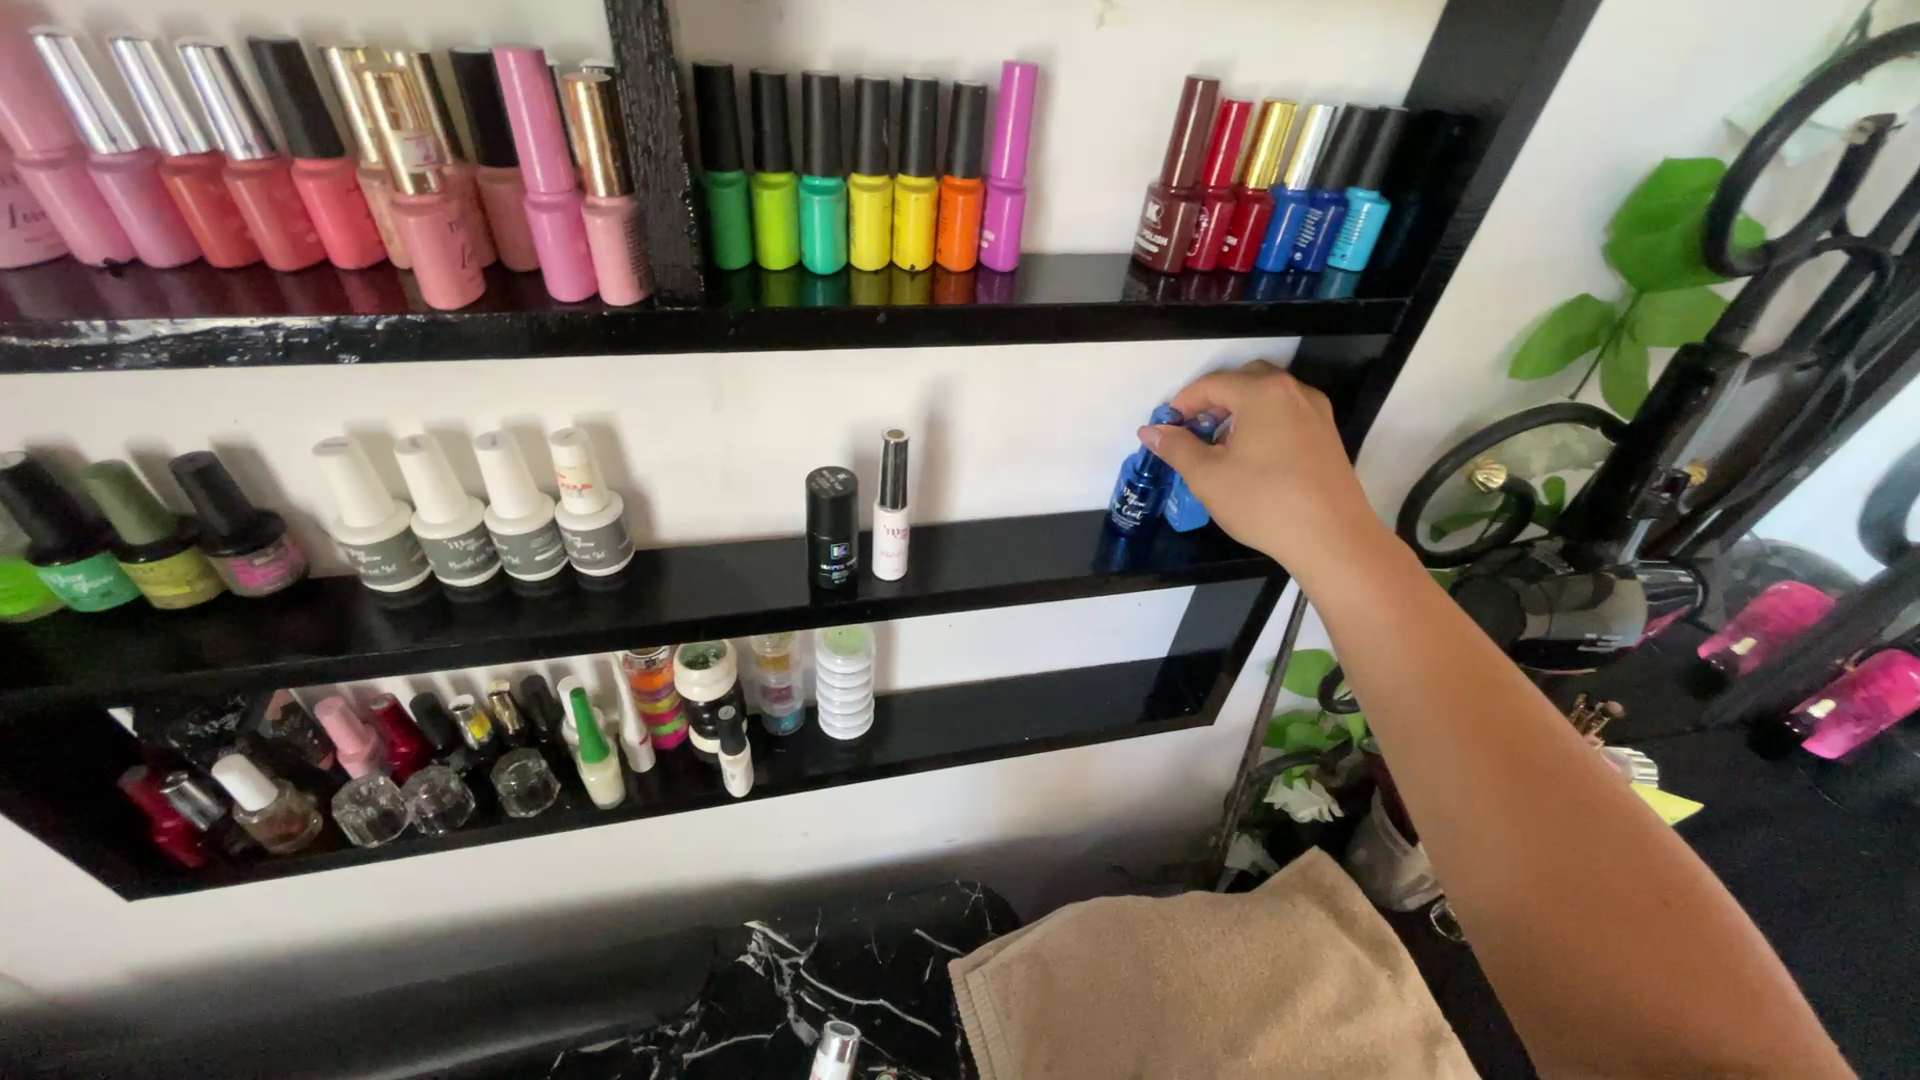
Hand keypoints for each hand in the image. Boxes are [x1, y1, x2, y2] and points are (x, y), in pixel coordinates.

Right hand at [1140, 361, 1386, 567]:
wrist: (1331, 538)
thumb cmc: (1264, 502)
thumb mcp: (1208, 476)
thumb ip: (1176, 447)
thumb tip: (1150, 431)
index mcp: (1262, 393)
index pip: (1212, 384)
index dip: (1183, 403)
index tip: (1166, 428)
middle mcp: (1293, 393)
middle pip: (1244, 380)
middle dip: (1214, 401)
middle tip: (1194, 431)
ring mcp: (1316, 414)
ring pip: (1268, 398)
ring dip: (1239, 412)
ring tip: (1220, 448)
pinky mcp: (1326, 437)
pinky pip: (1287, 415)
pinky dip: (1263, 424)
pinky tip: (1252, 460)